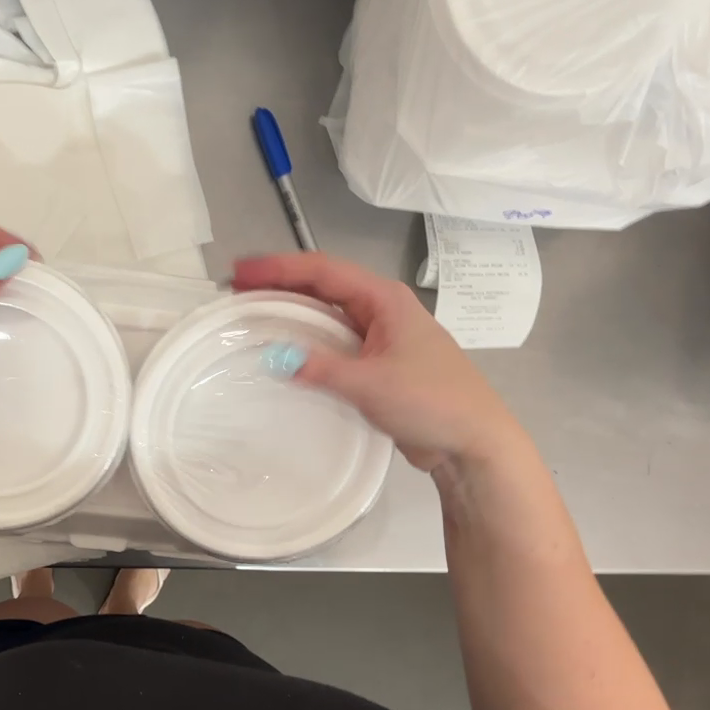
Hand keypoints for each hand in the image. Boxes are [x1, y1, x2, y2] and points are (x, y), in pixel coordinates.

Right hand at [233, 253, 525, 473]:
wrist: (472, 441)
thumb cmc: (431, 401)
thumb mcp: (370, 383)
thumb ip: (321, 369)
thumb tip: (275, 359)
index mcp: (384, 300)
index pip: (323, 272)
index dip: (278, 268)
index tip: (239, 272)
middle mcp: (382, 311)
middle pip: (323, 287)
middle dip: (280, 285)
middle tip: (238, 292)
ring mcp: (381, 338)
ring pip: (328, 316)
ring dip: (291, 313)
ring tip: (253, 316)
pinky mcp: (378, 365)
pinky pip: (334, 345)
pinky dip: (307, 343)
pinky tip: (285, 354)